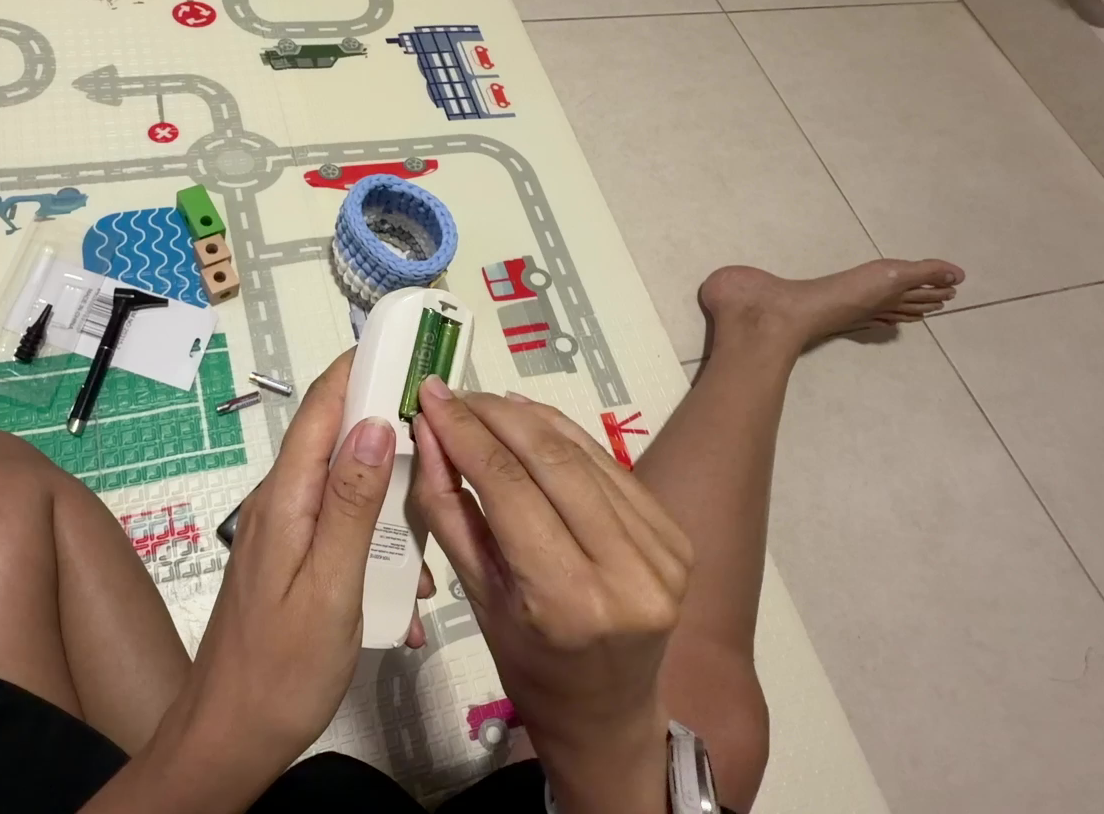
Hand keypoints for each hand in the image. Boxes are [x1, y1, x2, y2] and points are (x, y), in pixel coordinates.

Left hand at [167, 351, 399, 794]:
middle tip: (440, 429)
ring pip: (342, 482)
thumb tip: (375, 424)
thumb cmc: (283, 668)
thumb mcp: (329, 586)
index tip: (404, 347)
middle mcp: (280, 500)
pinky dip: (374, 533)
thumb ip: (351, 504)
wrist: (230, 735)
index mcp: (286, 497)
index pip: (320, 408)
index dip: (358, 368)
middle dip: (385, 424)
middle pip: (334, 438)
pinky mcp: (291, 556)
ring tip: (430, 521)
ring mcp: (283, 529)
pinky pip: (338, 522)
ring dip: (387, 493)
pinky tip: (403, 578)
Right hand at [410, 379, 693, 813]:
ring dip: (526, 416)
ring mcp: (662, 551)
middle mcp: (627, 571)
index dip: (464, 433)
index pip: (507, 488)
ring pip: (582, 453)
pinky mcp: (675, 534)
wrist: (607, 709)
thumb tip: (429, 432)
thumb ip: (447, 507)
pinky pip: (608, 465)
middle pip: (551, 461)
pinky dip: (563, 435)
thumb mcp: (473, 592)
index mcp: (567, 602)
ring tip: (483, 401)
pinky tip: (528, 418)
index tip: (431, 397)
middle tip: (453, 393)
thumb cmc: (527, 663)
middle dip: (494, 415)